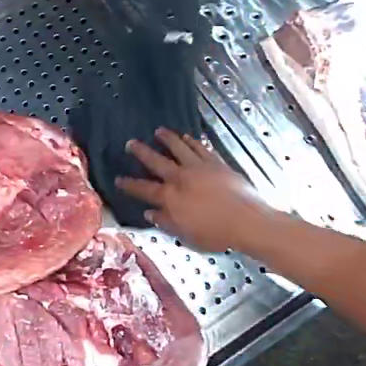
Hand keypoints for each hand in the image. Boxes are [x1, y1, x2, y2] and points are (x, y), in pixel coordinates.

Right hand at [118, 129, 281, 252]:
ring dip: (167, 139)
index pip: (144, 189)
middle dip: (142, 152)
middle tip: (131, 143)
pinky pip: (201, 148)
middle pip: (157, 162)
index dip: (130, 184)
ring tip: (158, 131)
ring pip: (179, 148)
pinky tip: (188, 137)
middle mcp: (182, 178)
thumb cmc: (216, 233)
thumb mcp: (186, 234)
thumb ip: (166, 221)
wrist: (246, 220)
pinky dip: (192, 142)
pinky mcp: (217, 163)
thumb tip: (150, 213)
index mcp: (171, 198)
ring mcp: (200, 168)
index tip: (119, 179)